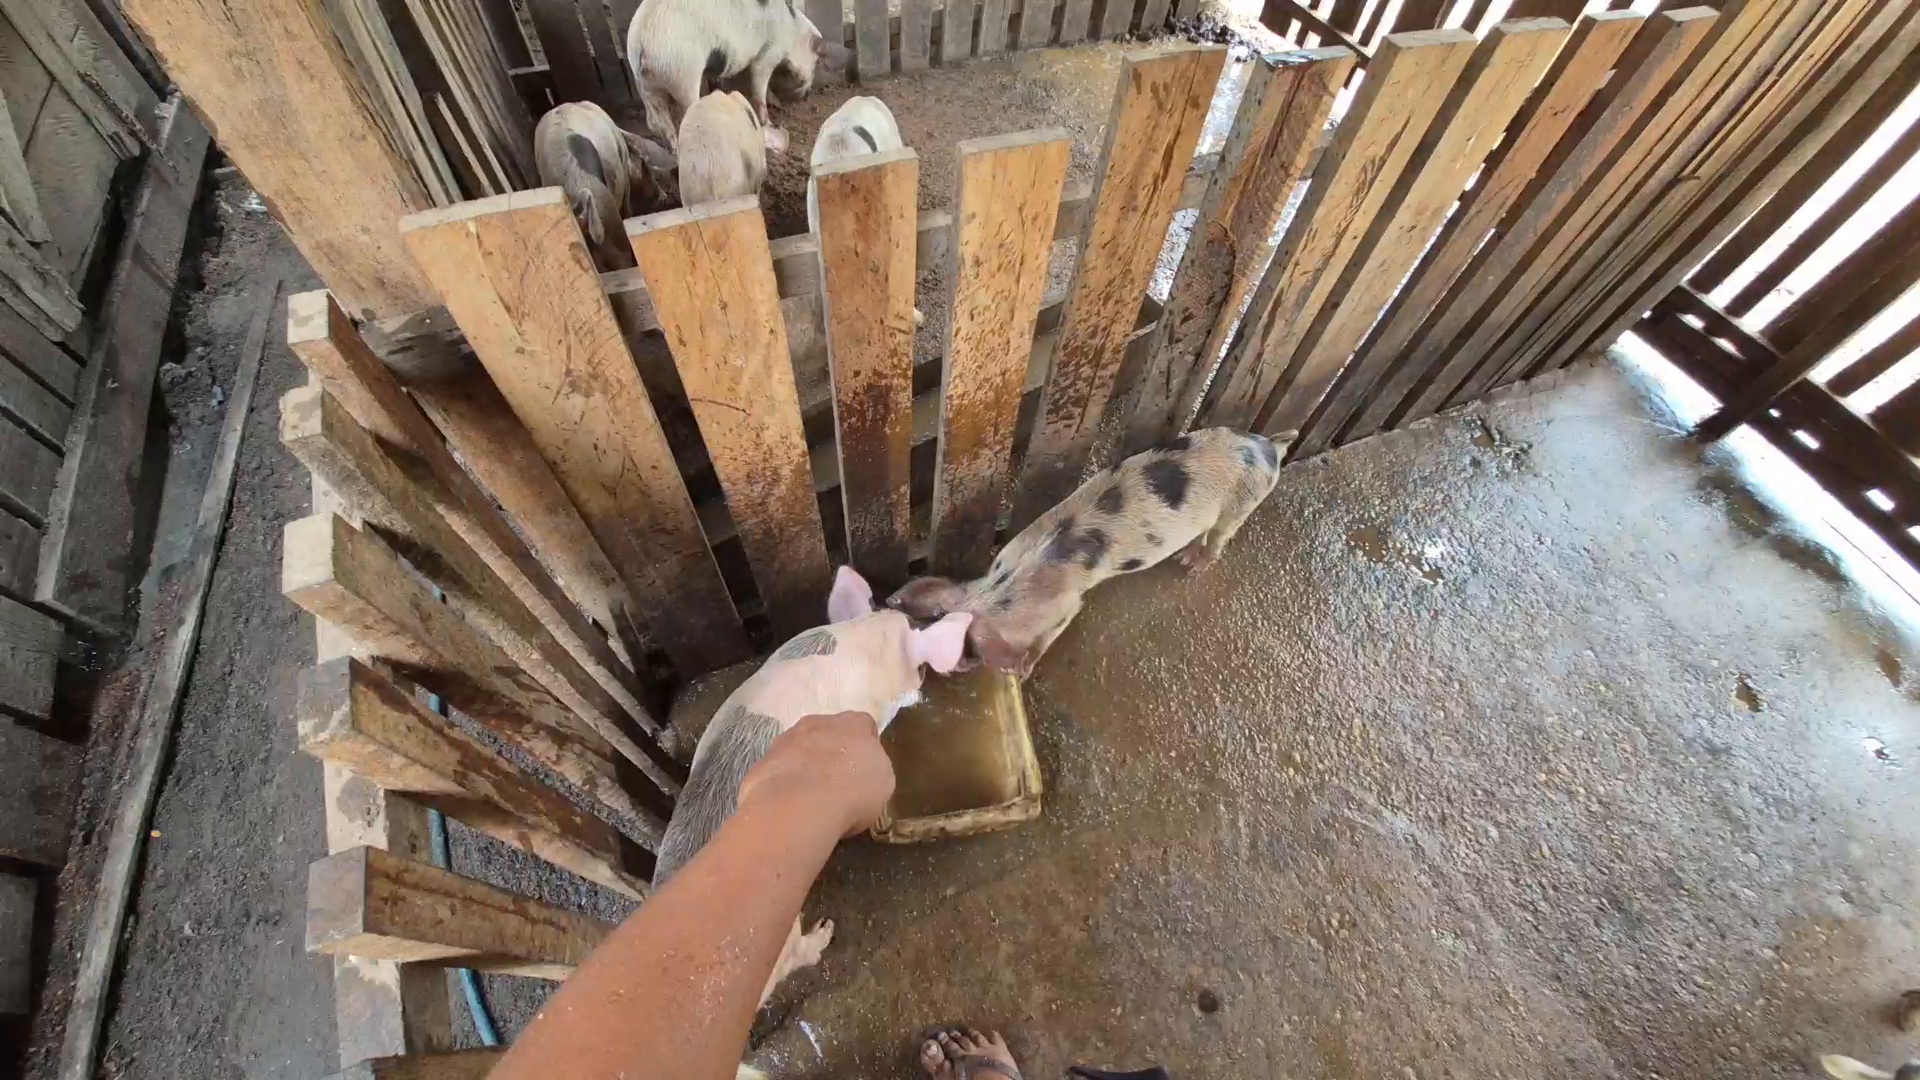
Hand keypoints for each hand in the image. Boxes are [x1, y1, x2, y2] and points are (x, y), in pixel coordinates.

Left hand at [737, 711, 894, 837]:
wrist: (799, 803)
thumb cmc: (853, 790)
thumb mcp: (882, 782)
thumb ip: (873, 768)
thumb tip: (862, 772)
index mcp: (854, 723)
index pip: (864, 726)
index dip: (865, 748)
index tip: (864, 772)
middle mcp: (820, 722)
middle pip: (829, 734)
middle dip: (832, 754)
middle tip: (837, 785)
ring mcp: (787, 738)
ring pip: (801, 749)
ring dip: (806, 767)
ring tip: (810, 800)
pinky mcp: (764, 760)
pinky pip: (779, 770)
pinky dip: (784, 784)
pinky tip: (789, 806)